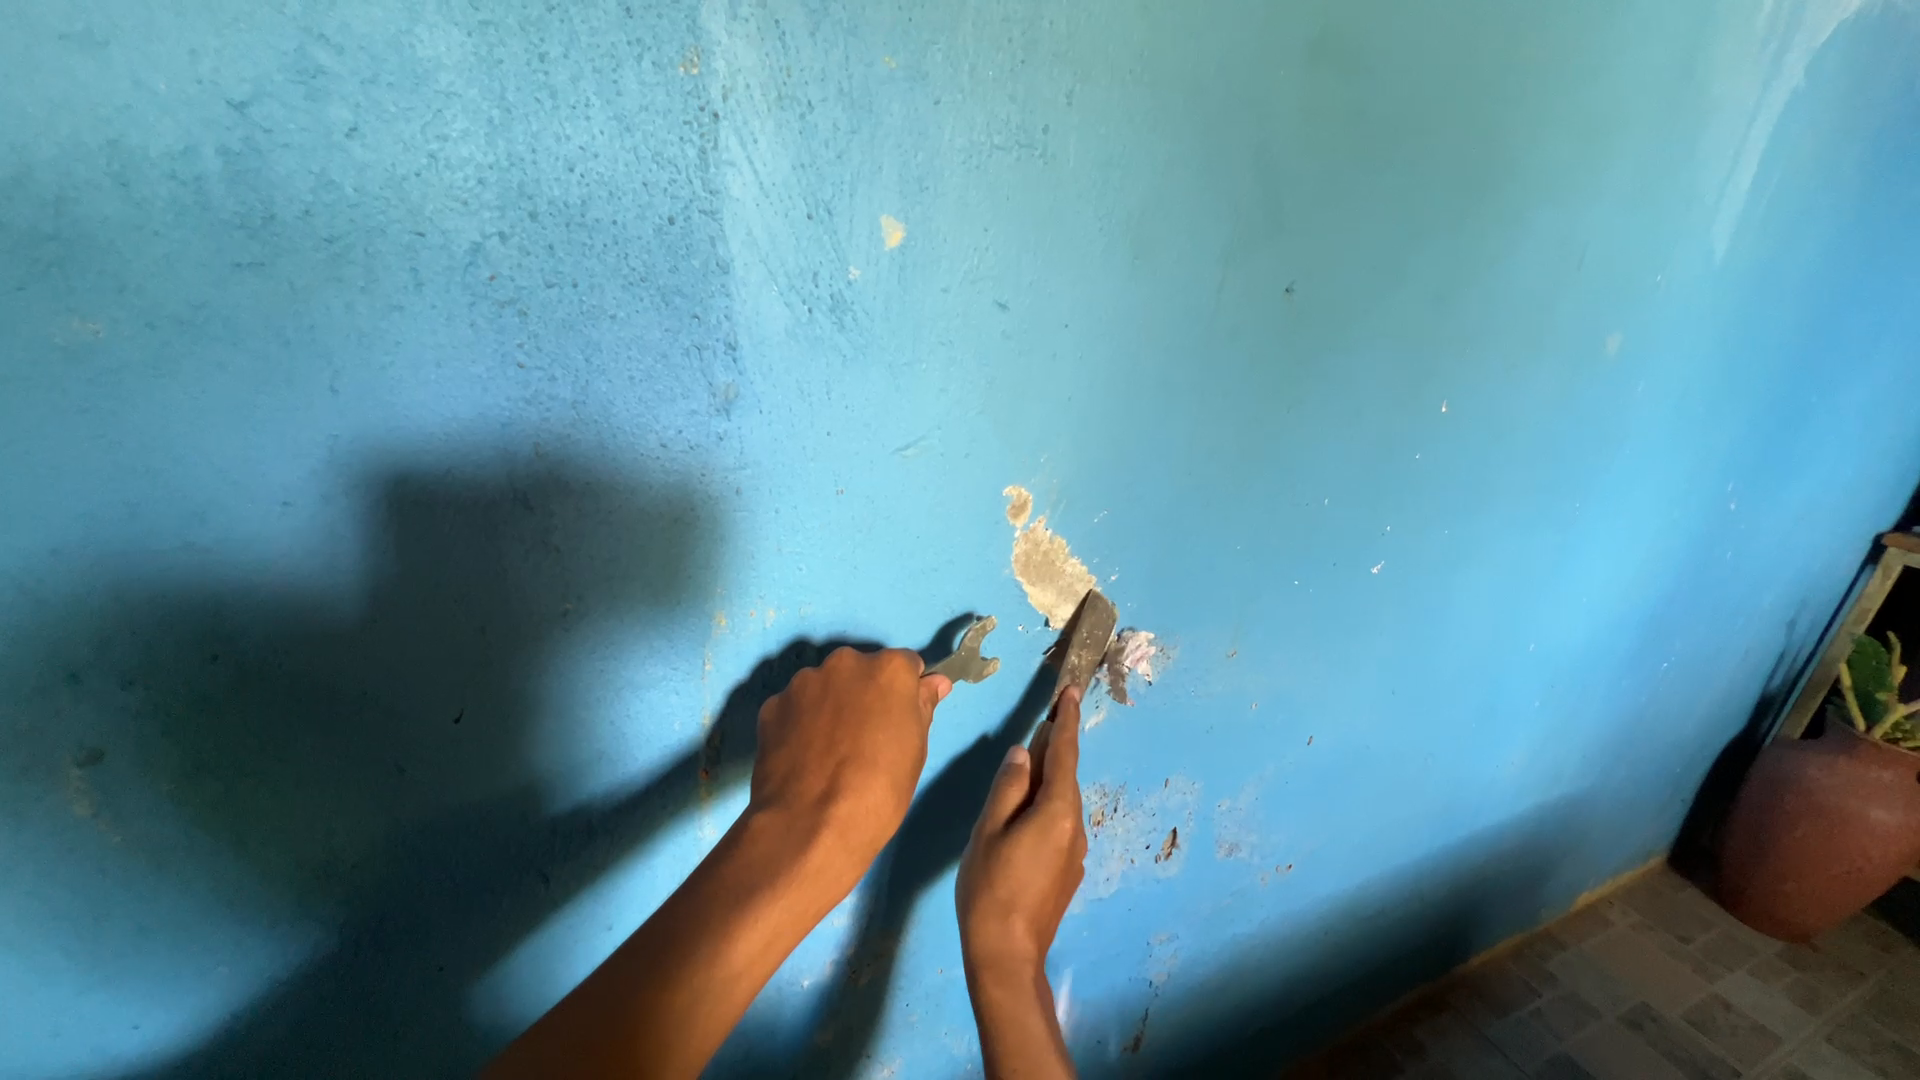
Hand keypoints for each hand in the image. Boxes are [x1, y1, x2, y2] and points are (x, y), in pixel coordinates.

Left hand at [750, 646, 951, 888]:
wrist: (810, 825)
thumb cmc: (879, 789)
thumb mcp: (916, 750)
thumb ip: (922, 706)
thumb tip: (934, 683)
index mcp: (888, 669)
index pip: (906, 666)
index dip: (905, 693)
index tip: (899, 720)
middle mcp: (845, 663)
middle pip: (861, 671)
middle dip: (864, 694)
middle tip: (864, 738)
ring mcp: (804, 682)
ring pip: (824, 687)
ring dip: (829, 706)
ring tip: (828, 752)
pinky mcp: (772, 705)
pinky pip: (794, 708)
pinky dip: (799, 724)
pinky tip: (803, 758)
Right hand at [956, 686, 1087, 976]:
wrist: (1008, 955)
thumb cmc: (990, 886)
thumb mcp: (989, 829)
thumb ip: (1008, 786)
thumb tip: (1024, 752)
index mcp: (1058, 811)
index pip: (1065, 754)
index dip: (1065, 721)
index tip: (1069, 693)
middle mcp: (1075, 826)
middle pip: (1065, 776)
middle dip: (1054, 747)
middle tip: (1040, 722)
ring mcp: (1075, 850)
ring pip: (1062, 800)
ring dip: (1048, 777)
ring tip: (1024, 765)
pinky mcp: (1068, 869)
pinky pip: (1059, 822)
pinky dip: (1046, 804)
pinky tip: (1024, 810)